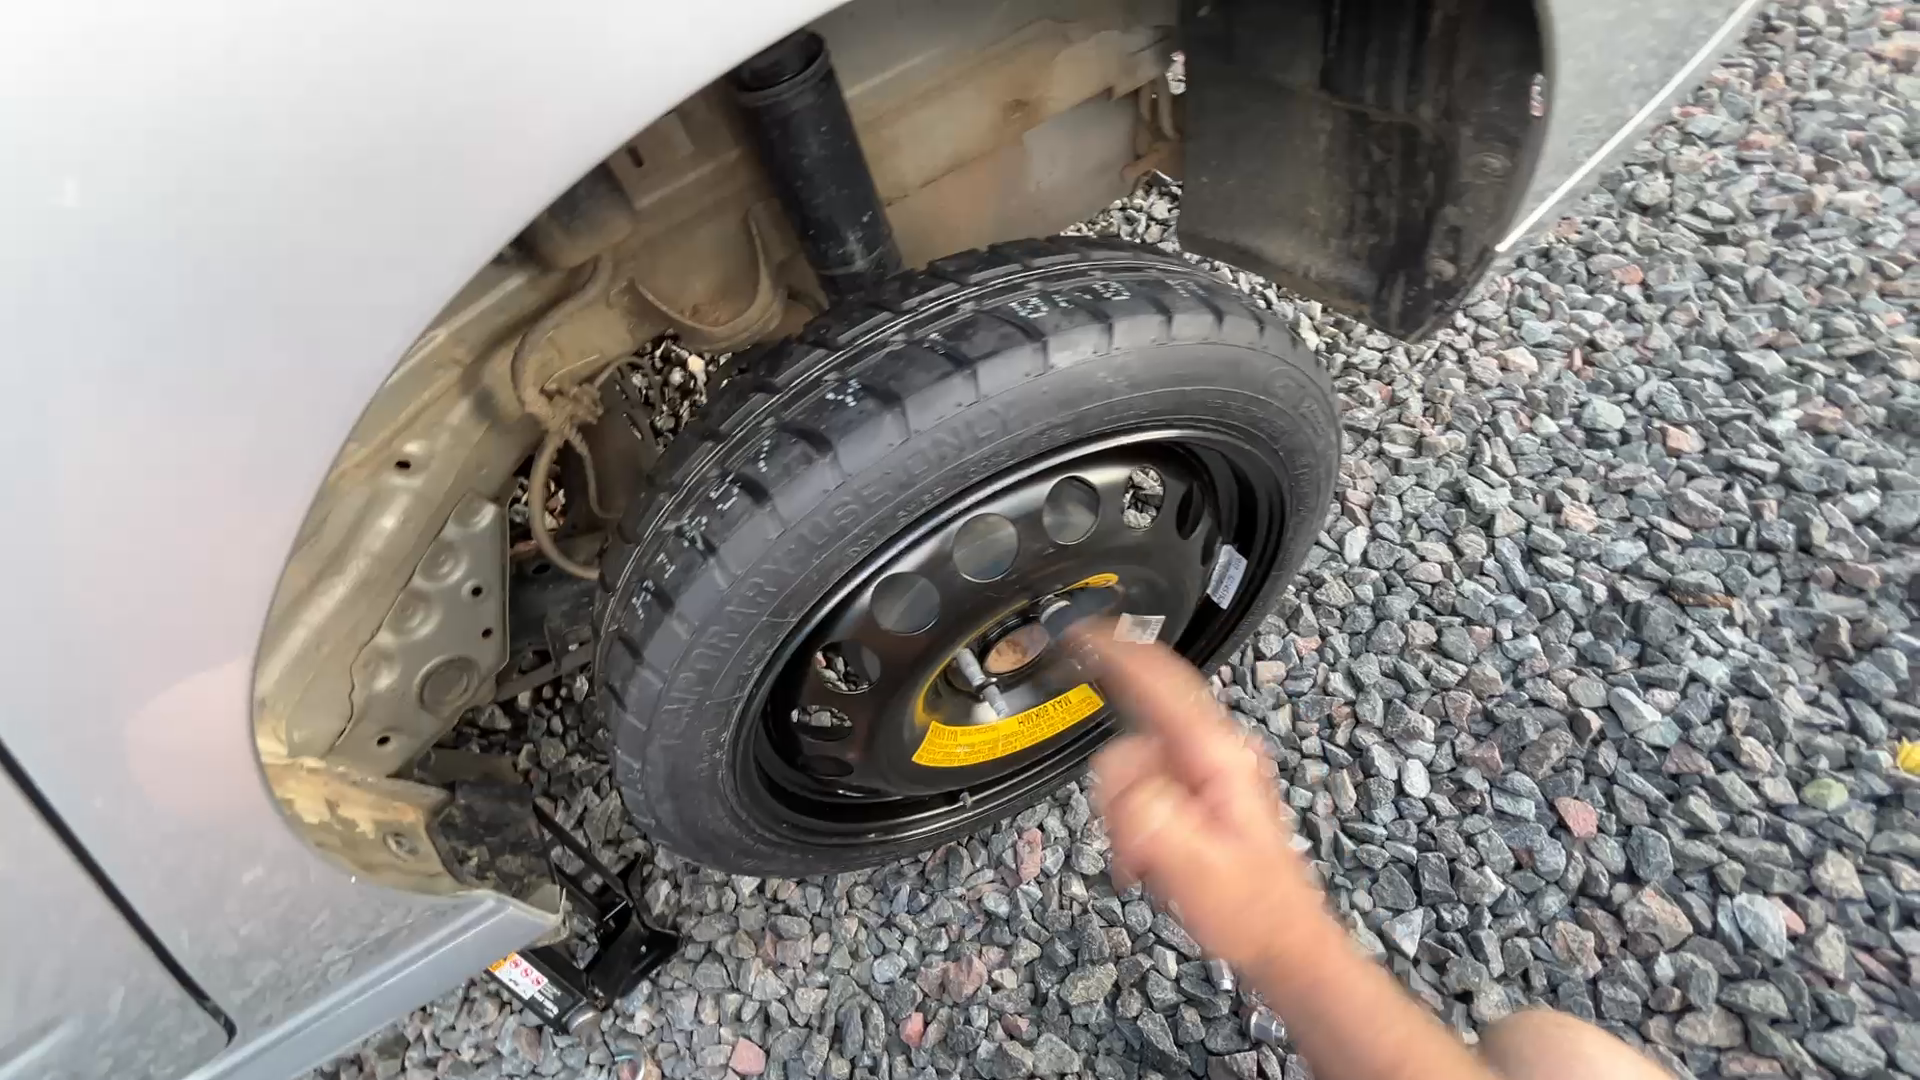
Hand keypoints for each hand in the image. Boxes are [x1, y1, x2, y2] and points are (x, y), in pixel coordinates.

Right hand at [1084, 634, 1325, 973]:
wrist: (1281, 940)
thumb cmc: (1253, 908)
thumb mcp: (1200, 870)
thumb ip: (1153, 817)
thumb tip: (1124, 781)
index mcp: (1217, 753)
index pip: (1161, 677)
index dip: (1117, 648)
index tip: (1079, 632)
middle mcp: (1209, 748)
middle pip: (1132, 731)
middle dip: (1118, 788)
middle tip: (1131, 839)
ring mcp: (1199, 766)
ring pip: (1127, 762)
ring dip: (1123, 813)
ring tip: (1150, 857)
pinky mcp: (1190, 785)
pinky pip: (1135, 784)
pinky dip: (1129, 819)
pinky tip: (1149, 854)